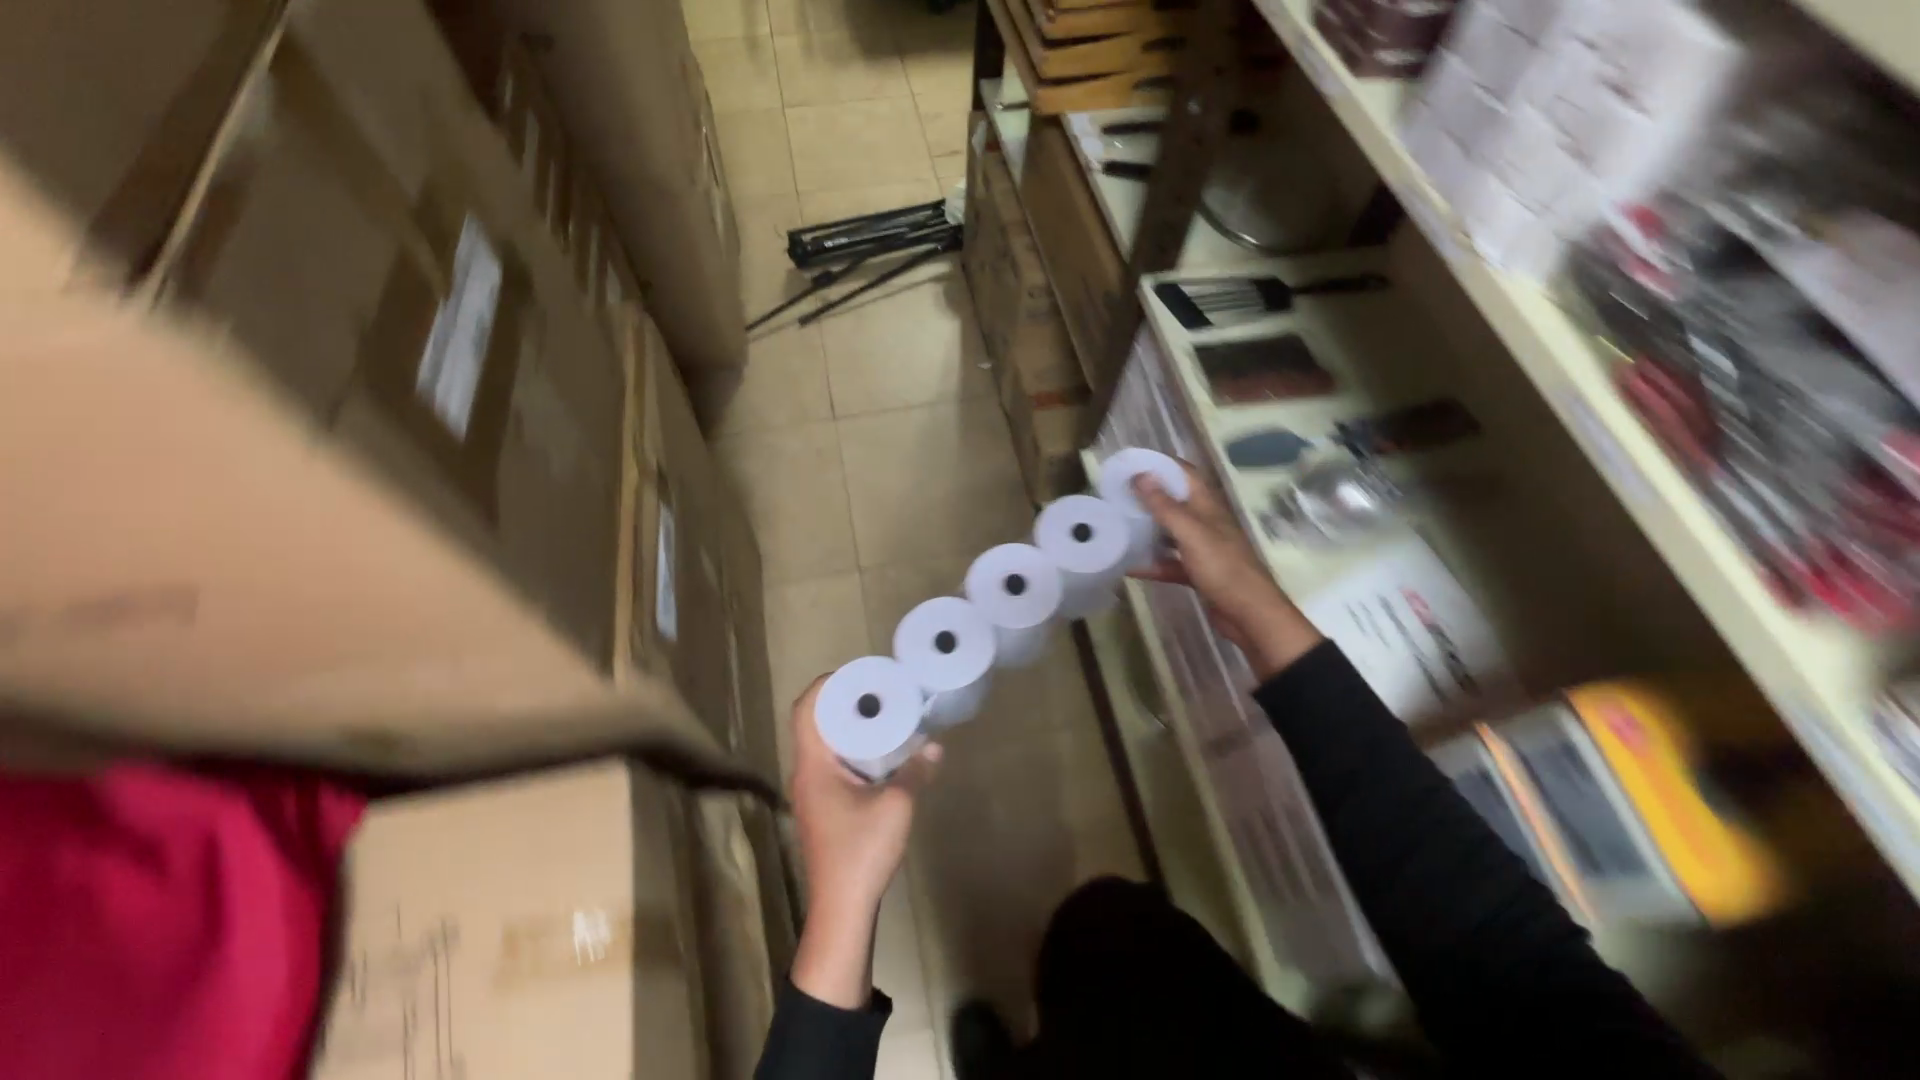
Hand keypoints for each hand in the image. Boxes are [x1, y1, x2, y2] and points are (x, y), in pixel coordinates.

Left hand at [786, 674, 941, 1006]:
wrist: (842, 908)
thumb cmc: (861, 851)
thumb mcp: (896, 806)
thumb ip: (915, 771)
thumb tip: (935, 746)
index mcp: (814, 765)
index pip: (806, 710)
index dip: (827, 685)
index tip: (858, 674)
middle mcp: (806, 774)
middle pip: (815, 724)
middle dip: (844, 702)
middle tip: (879, 690)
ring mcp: (813, 794)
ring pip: (826, 746)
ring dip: (850, 728)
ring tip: (884, 714)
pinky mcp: (824, 809)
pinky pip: (834, 765)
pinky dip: (854, 750)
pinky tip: (882, 753)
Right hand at [1129, 465, 1323, 679]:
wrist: (1250, 615)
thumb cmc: (1223, 569)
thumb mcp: (1191, 533)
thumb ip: (1165, 506)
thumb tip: (1141, 475)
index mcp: (1208, 506)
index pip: (1184, 473)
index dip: (1160, 465)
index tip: (1130, 465)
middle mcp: (1206, 523)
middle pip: (1174, 502)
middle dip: (1148, 497)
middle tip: (1116, 496)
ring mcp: (1202, 549)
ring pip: (1170, 533)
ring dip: (1147, 529)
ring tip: (1118, 525)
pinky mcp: (1198, 573)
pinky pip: (1170, 563)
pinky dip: (1152, 564)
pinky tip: (1129, 567)